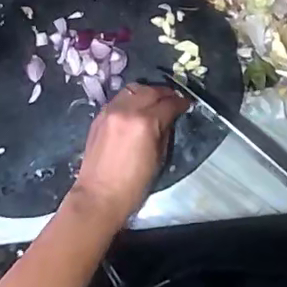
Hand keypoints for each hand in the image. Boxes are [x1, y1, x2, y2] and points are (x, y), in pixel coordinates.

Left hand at [67, 84, 187, 224]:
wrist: (98, 196)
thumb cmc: (133, 185)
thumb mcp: (159, 159)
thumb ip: (165, 132)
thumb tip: (168, 118)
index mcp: (145, 123)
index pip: (168, 104)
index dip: (181, 102)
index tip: (187, 103)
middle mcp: (127, 110)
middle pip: (151, 91)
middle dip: (165, 93)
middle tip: (174, 99)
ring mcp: (110, 110)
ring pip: (133, 89)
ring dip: (147, 92)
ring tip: (155, 99)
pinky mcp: (99, 116)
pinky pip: (119, 98)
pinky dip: (131, 98)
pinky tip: (136, 106)